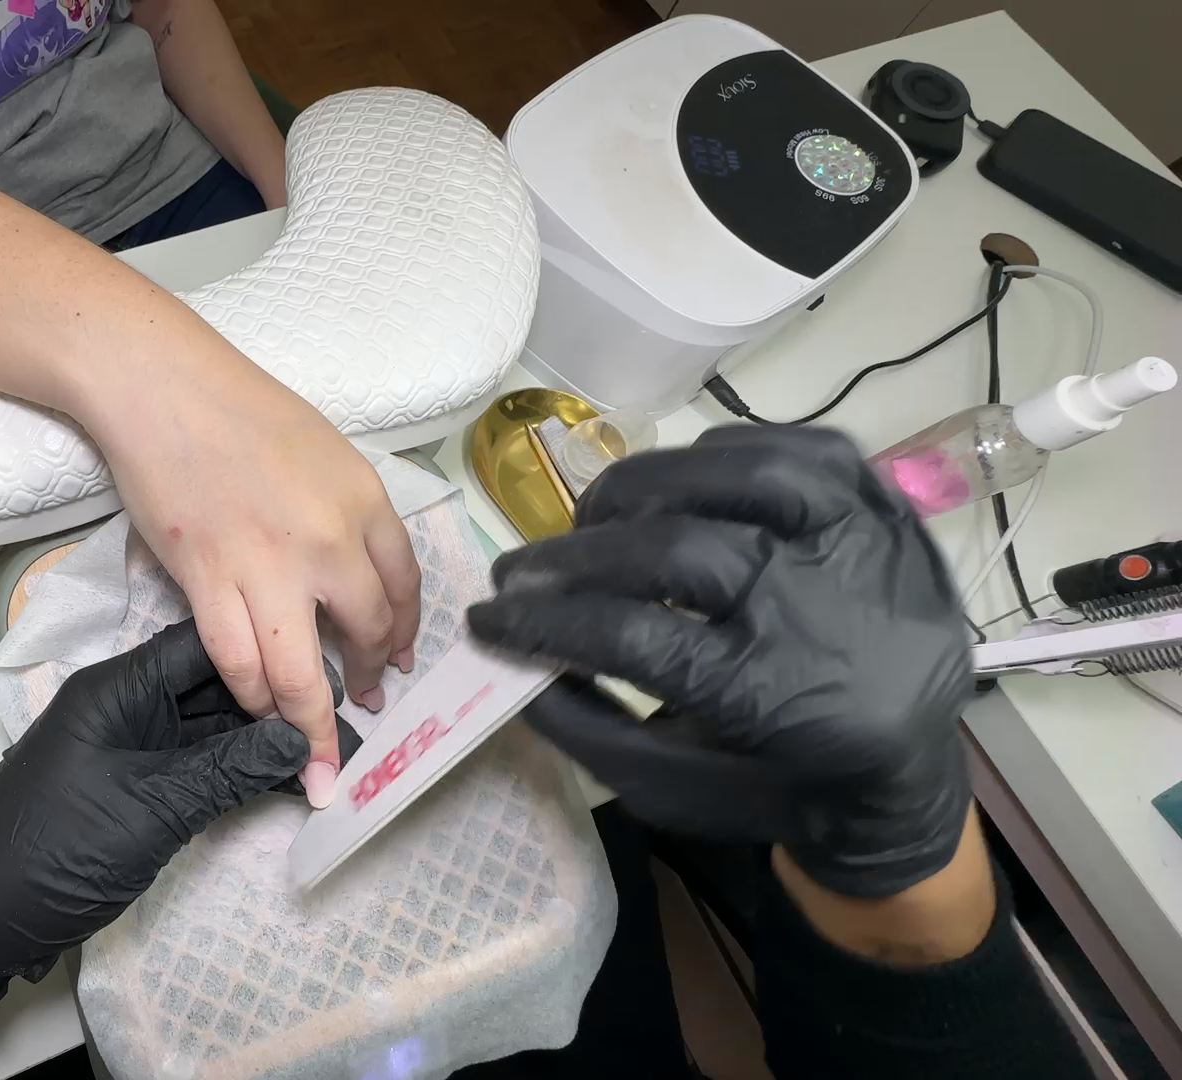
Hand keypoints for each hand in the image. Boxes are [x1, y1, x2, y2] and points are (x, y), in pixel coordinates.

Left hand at [0, 620, 309, 1043]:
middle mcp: (128, 704)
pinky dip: (234, 775)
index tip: (323, 679)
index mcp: (118, 686)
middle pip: (211, 688)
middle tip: (338, 728)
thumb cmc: (59, 850)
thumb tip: (301, 740)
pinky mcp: (137, 786)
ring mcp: (133, 746)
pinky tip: (283, 784)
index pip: (202, 647)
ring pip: (208, 730)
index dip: (264, 660)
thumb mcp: (151, 808)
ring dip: (258, 746)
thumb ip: (228, 769)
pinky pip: (195, 766)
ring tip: (324, 759)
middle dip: (271, 709)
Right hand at [92, 356, 418, 807]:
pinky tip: (259, 707)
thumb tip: (354, 577)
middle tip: (365, 705)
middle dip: (369, 681)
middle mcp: (326, 541)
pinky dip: (252, 695)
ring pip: (299, 672)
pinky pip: (237, 660)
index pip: (405, 585)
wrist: (164, 389)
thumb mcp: (327, 451)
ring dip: (311, 722)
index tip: (396, 658)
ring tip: (314, 747)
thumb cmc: (244, 409)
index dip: (403, 633)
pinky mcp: (205, 581)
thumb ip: (351, 514)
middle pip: (364, 635)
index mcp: (363, 499)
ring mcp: (265, 566)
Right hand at [468, 426, 974, 898]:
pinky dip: (712, 457)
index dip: (539, 620)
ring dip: (638, 490)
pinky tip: (675, 493)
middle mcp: (831, 613)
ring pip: (737, 474)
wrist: (898, 777)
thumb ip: (574, 718)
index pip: (630, 637)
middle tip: (520, 571)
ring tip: (596, 524)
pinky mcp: (882, 510)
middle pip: (675, 551)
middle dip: (573, 559)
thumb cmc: (764, 783)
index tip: (485, 615)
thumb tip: (506, 645)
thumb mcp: (659, 784)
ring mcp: (867, 547)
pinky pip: (787, 447)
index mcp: (778, 699)